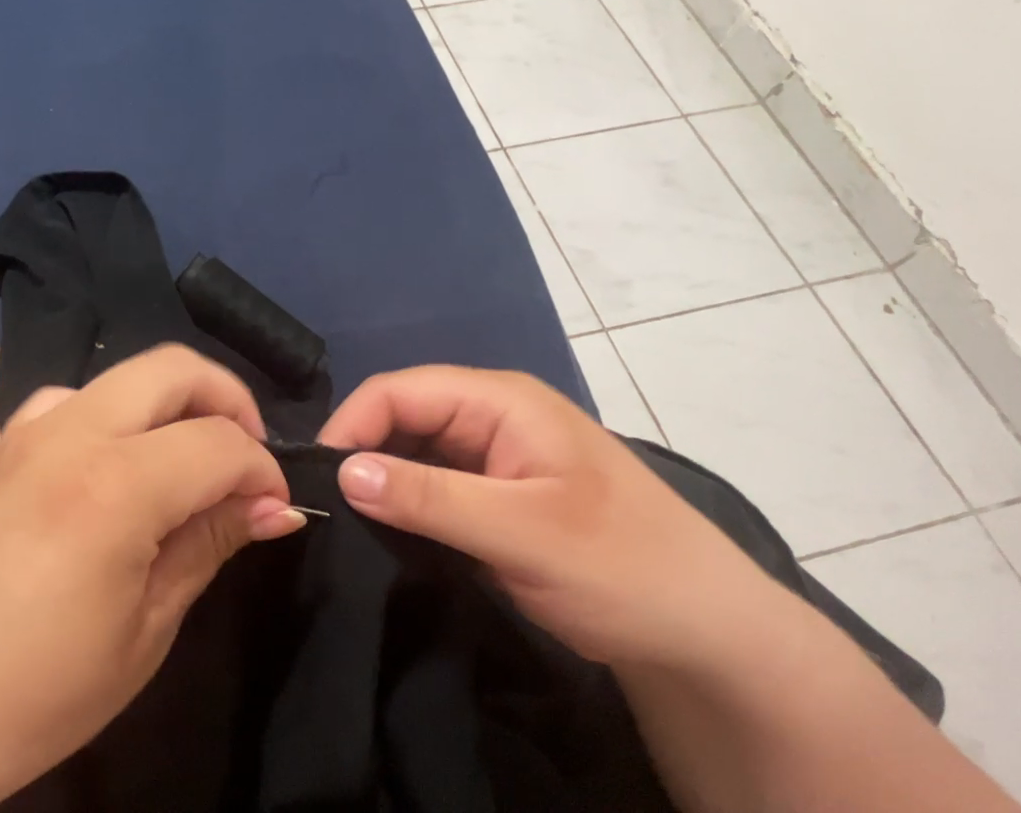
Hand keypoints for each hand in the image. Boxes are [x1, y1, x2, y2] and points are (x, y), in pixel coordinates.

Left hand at [0, 346, 306, 811]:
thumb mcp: (145, 630)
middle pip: (174, 368)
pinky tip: (119, 466)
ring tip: (189, 462)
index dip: (262, 472)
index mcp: (113, 486)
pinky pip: (74, 398)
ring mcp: (25, 430)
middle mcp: (70, 432)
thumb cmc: (37, 693)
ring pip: (123, 374)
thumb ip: (209, 545)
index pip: (220, 442)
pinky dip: (118, 412)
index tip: (274, 510)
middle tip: (246, 462)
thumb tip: (272, 506)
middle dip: (228, 400)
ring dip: (171, 401)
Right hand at [319, 366, 787, 670]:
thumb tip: (343, 471)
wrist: (702, 631)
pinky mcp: (494, 496)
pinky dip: (404, 506)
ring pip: (413, 452)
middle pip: (402, 416)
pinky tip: (382, 537)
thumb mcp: (523, 532)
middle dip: (360, 453)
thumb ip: (431, 499)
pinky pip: (432, 486)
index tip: (317, 482)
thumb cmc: (622, 567)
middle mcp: (493, 416)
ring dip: (380, 482)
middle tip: (324, 510)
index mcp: (503, 402)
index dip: (352, 425)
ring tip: (344, 525)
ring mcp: (495, 457)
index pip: (400, 390)